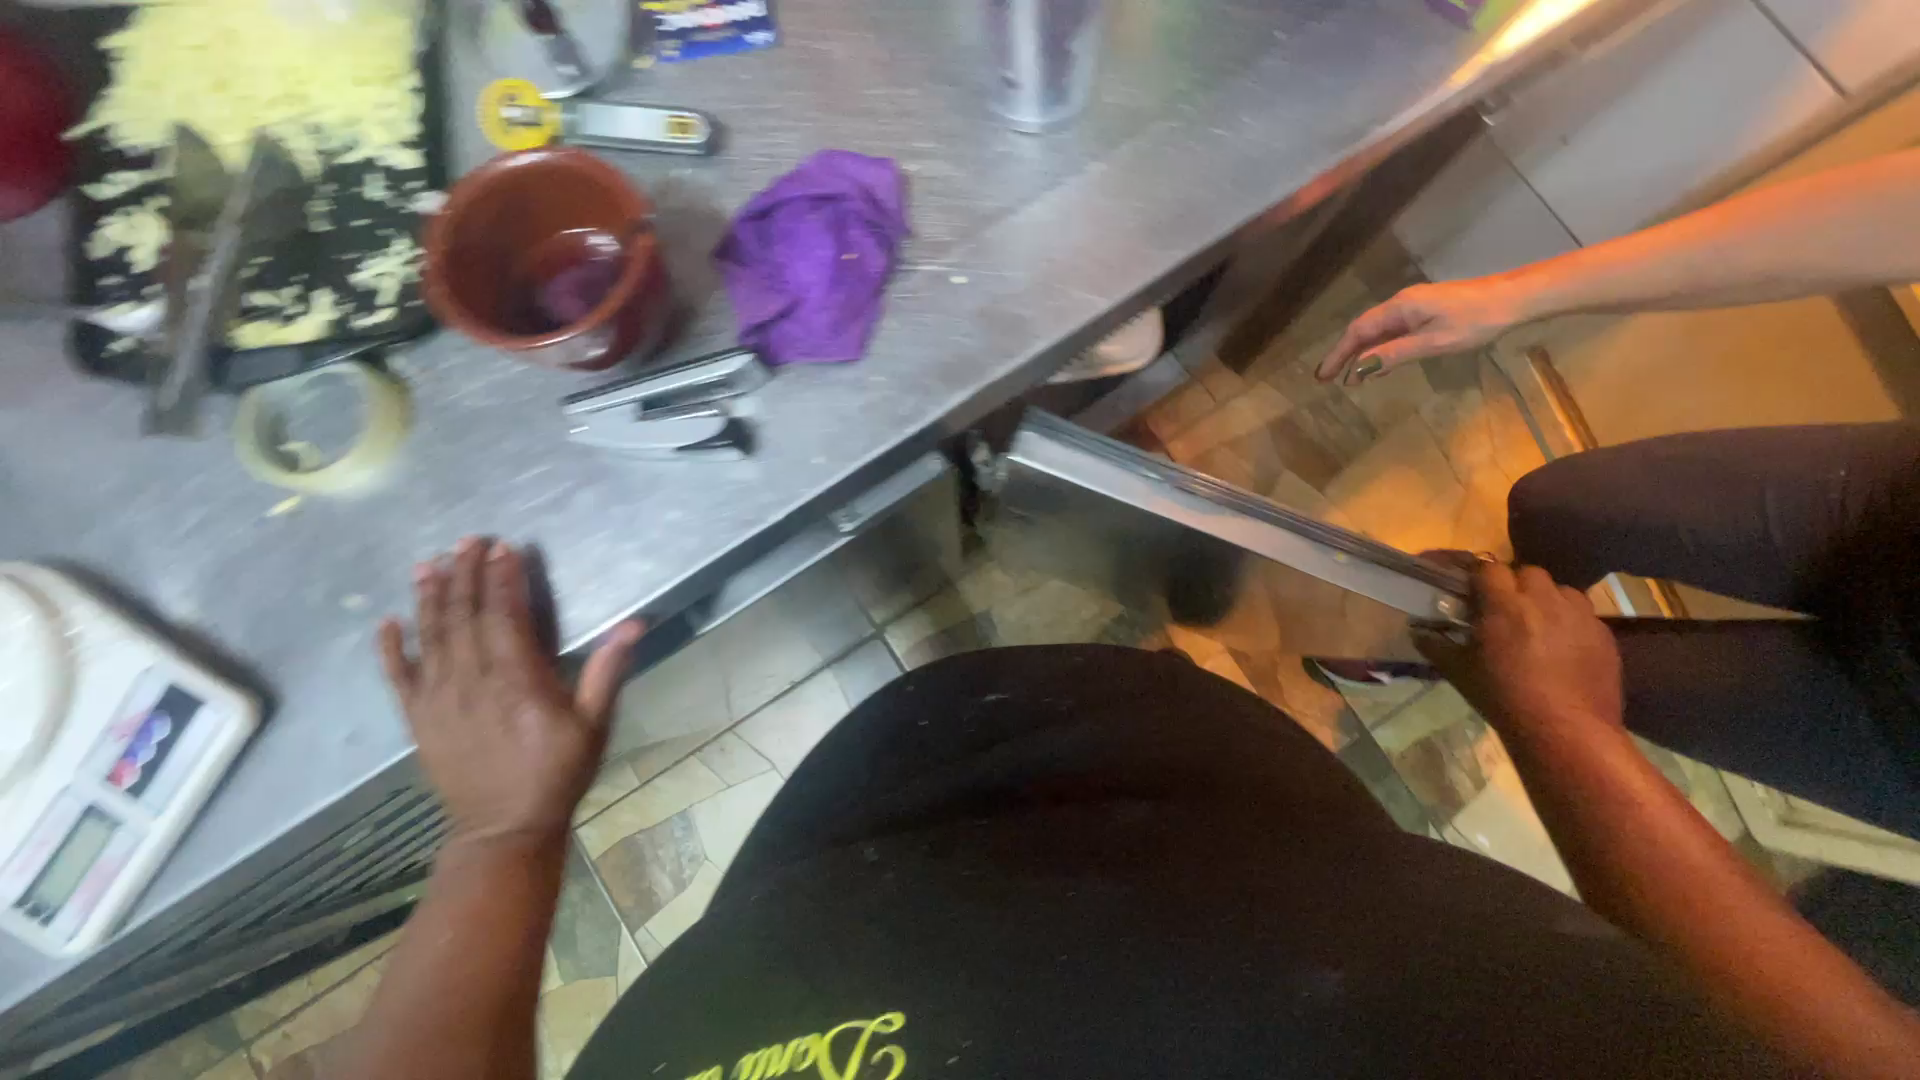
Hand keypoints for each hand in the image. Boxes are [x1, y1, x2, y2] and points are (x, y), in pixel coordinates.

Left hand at [378, 537, 641, 843]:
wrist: (504, 828)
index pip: (505, 615)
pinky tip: (388, 620)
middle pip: (464, 616)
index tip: (505, 548)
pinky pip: (398, 676)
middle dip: (467, 574)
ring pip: (430, 636)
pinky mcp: (418, 719)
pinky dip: (391, 647)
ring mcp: (439, 699)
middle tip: (469, 540)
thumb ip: (607, 670)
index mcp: (517, 679)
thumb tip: (634, 624)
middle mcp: (472, 681)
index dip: (504, 579)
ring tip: (430, 563)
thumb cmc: (558, 772)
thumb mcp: (594, 723)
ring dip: (430, 597)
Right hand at [1315, 277, 1532, 383]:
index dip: (1338, 354)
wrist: (1516, 299)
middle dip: (1344, 354)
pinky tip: (1380, 365)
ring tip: (1351, 377)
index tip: (1323, 376)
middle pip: (1363, 329)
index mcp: (1399, 308)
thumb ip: (1394, 354)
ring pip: (1377, 331)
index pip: (1357, 332)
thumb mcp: (1434, 342)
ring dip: (1361, 353)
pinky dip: (1380, 348)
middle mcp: (1401, 304)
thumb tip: (1359, 369)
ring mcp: (1414, 306)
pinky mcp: (1426, 311)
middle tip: (1329, 379)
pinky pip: (1392, 331)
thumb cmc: (1476, 321)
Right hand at [1412, 563, 1622, 734]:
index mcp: (1505, 605)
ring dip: (1547, 599)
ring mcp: (1580, 616)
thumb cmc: (1503, 697)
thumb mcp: (1458, 672)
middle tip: (1505, 609)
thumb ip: (1436, 646)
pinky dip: (1569, 622)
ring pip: (1561, 590)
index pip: (1489, 569)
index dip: (1480, 578)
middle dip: (1515, 584)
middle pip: (1529, 573)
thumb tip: (1417, 632)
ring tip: (1538, 624)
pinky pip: (1584, 615)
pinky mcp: (1604, 635)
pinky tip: (1562, 648)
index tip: (1472, 594)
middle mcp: (1545, 601)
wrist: (1565, 730)